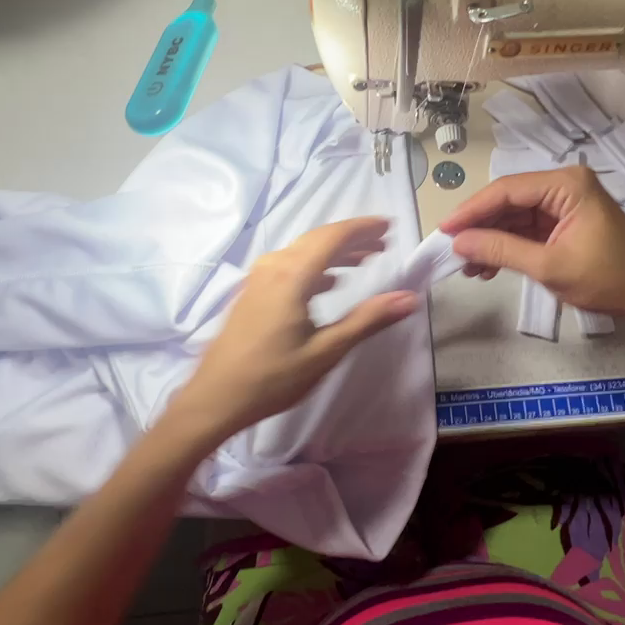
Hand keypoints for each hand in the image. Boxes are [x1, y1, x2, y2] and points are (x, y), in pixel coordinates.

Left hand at [164, 217, 418, 444]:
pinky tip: (330, 283)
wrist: (215, 399)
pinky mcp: (252, 293)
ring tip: (364, 261)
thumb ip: (367, 320)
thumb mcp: (326, 351)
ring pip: (303, 253)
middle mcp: (273, 267)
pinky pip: (290, 266)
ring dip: (335, 253)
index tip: (389, 226)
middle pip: (317, 240)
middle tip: (383, 243)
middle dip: (352, 239)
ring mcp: (258, 279)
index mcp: (291, 276)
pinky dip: (316, 267)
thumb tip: (409, 298)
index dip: (362, 228)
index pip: (332, 237)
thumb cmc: (272, 378)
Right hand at [440, 167, 624, 321]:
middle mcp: (564, 185)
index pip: (507, 190)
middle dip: (479, 226)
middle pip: (508, 200)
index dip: (472, 210)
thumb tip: (459, 242)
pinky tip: (486, 265)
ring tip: (466, 265)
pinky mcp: (563, 222)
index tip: (444, 229)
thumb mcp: (549, 266)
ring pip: (514, 216)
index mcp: (566, 184)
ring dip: (490, 239)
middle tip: (450, 249)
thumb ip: (502, 250)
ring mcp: (564, 203)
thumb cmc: (607, 279)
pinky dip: (507, 246)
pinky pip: (526, 228)